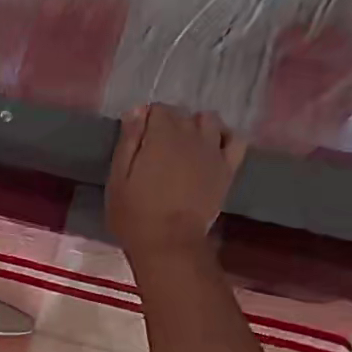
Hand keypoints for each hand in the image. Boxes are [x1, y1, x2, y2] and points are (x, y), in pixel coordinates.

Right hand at [105, 104, 246, 257]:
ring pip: (209, 121)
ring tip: (181, 145)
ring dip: (194, 126)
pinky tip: (211, 147)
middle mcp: (191, 136)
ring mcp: (213, 150)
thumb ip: (127, 143)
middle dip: (166, 123)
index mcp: (160, 137)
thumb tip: (137, 111)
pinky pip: (234, 139)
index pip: (156, 110)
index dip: (144, 120)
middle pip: (181, 114)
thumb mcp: (117, 179)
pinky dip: (223, 136)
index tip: (135, 138)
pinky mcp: (227, 167)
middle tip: (151, 148)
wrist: (168, 242)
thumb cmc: (133, 214)